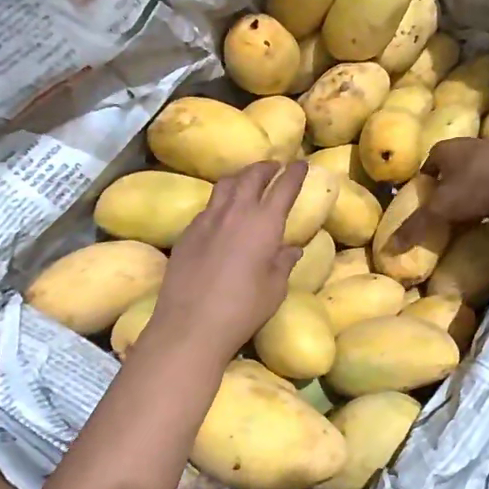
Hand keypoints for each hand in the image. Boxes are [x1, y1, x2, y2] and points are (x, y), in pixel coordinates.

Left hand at [145, 160, 304, 359]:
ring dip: (241, 177)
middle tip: (275, 166)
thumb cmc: (243, 308)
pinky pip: (208, 206)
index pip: (284, 187)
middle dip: (266, 168)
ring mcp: (207, 219)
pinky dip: (221, 200)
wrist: (191, 324)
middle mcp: (236, 212)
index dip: (294, 173)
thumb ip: (283, 263)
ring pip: (225, 185)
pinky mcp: (187, 232)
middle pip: (251, 176)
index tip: (301, 163)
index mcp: (264, 222)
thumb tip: (292, 249)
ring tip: (248, 180)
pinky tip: (223, 213)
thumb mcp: (274, 288)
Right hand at [416, 137, 488, 223]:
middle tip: (449, 208)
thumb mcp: (441, 210)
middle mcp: (467, 142)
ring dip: (474, 183)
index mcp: (444, 149)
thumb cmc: (477, 187)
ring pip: (476, 167)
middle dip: (449, 184)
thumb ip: (416, 226)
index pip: (426, 166)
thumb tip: (389, 246)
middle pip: (451, 166)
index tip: (426, 204)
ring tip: (474, 207)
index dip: (424, 186)